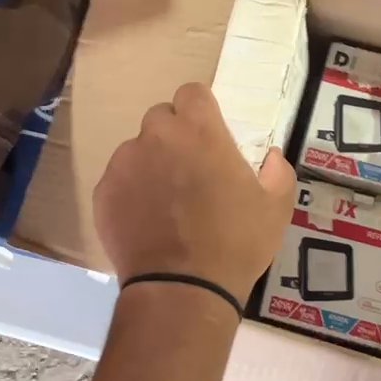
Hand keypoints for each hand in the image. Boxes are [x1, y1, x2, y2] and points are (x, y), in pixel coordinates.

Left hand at [94, 82, 296, 306]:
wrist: (182, 289)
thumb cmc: (236, 243)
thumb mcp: (276, 207)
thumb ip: (277, 171)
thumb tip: (269, 156)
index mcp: (200, 130)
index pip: (192, 92)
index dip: (201, 110)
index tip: (209, 135)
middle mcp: (157, 136)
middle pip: (161, 118)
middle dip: (175, 136)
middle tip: (189, 171)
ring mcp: (124, 163)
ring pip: (137, 150)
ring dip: (151, 164)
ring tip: (165, 203)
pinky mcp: (103, 192)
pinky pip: (118, 180)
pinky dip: (130, 193)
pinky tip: (146, 222)